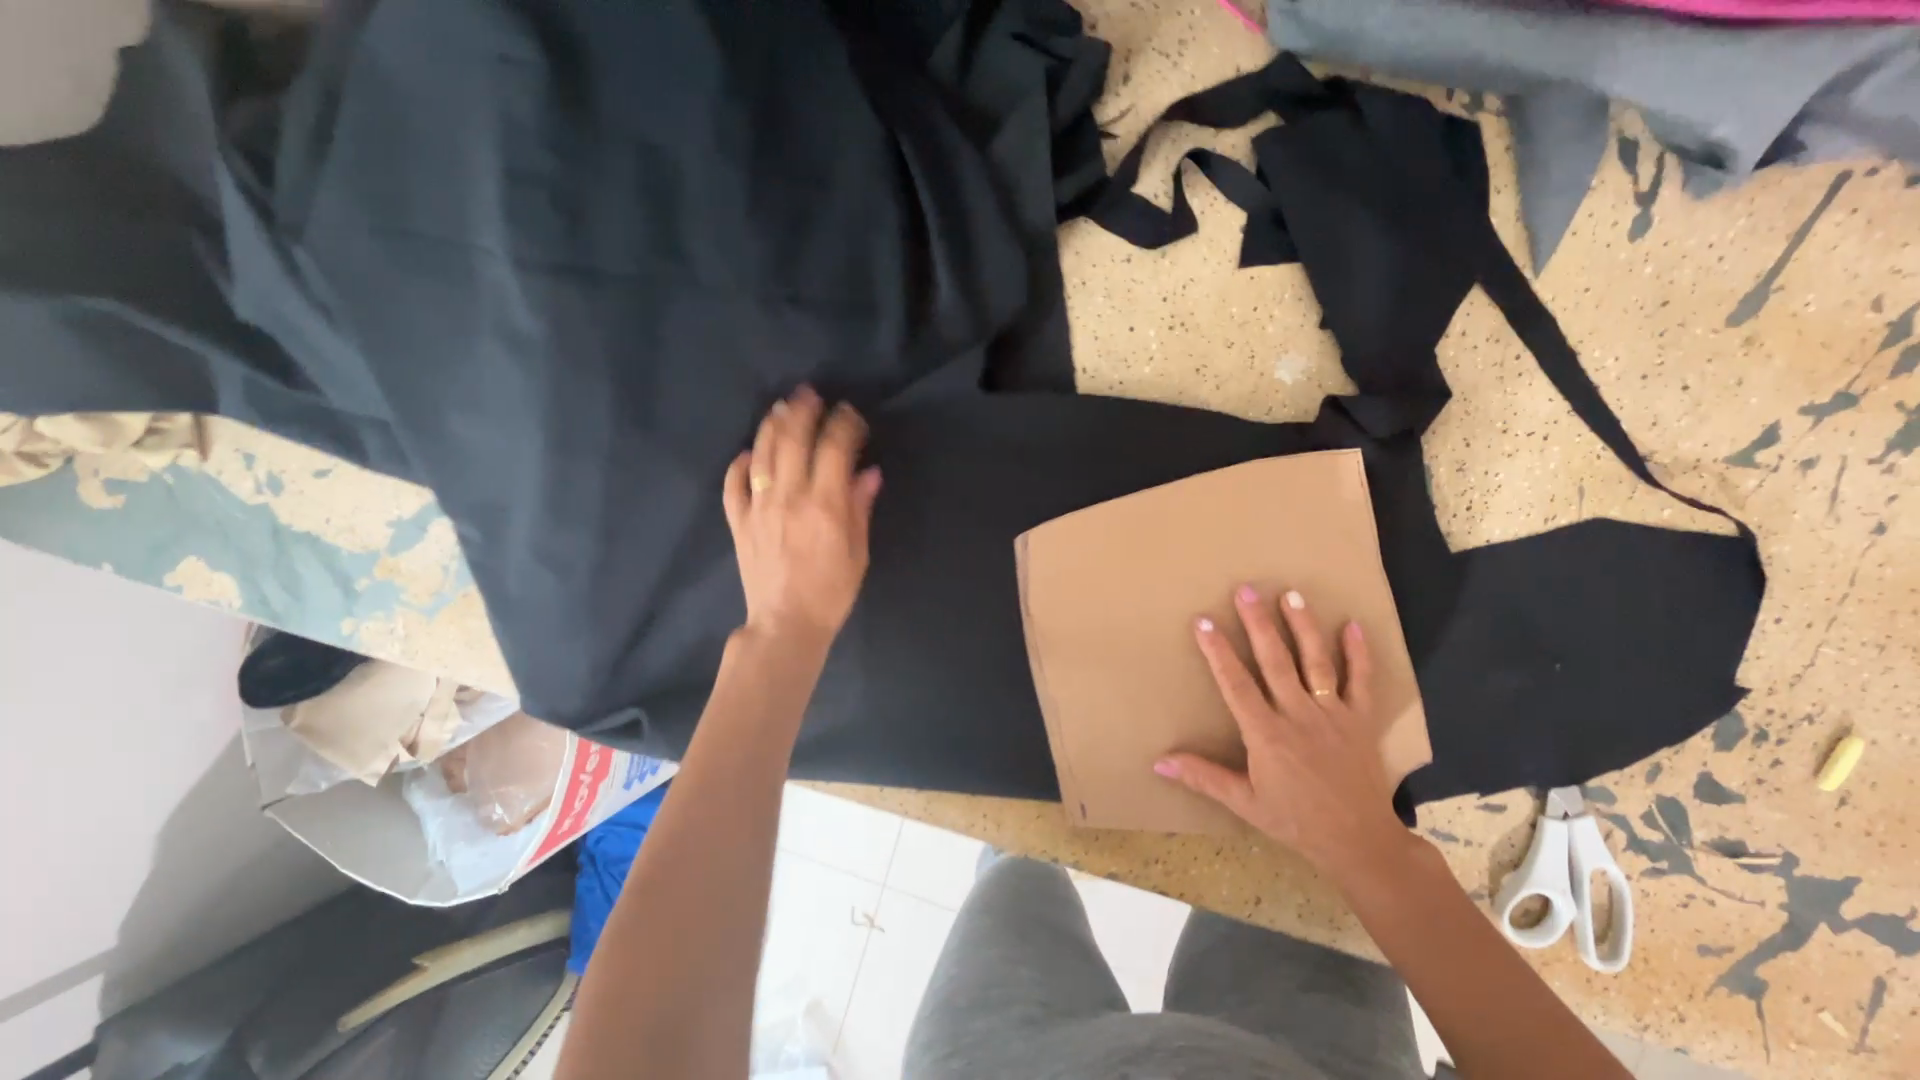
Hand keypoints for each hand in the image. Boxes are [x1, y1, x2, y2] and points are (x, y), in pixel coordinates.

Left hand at [723, 386, 881, 652]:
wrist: (786, 624)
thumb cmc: (831, 592)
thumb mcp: (858, 552)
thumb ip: (860, 508)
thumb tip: (869, 472)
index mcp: (825, 504)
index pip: (835, 448)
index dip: (844, 424)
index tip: (851, 414)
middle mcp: (789, 496)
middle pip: (794, 439)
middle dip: (804, 411)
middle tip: (810, 394)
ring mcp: (759, 507)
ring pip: (762, 453)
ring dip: (773, 425)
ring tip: (781, 408)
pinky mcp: (738, 521)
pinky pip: (734, 484)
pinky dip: (740, 463)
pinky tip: (749, 453)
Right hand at [1154, 586, 1410, 881]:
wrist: (1358, 841)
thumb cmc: (1294, 822)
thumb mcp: (1244, 803)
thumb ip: (1203, 777)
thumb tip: (1159, 761)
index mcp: (1266, 734)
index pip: (1236, 684)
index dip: (1218, 651)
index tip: (1203, 621)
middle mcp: (1298, 715)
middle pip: (1275, 661)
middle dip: (1258, 624)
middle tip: (1247, 590)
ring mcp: (1333, 715)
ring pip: (1316, 662)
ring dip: (1303, 626)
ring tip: (1291, 594)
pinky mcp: (1361, 720)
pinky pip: (1361, 681)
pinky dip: (1359, 653)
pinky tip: (1353, 625)